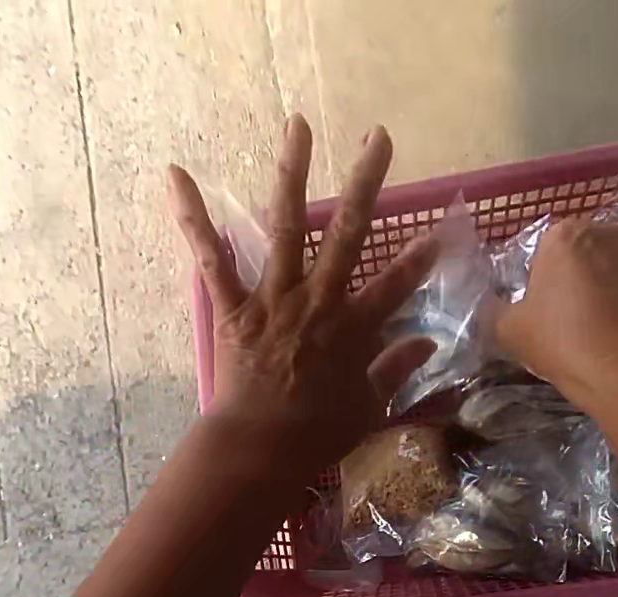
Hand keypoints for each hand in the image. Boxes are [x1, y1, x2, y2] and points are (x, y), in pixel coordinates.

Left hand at [169, 116, 439, 477]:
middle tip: (378, 137)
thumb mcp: (368, 408)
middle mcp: (316, 302)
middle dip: (366, 184)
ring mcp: (273, 300)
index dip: (420, 259)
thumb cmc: (317, 436)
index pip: (395, 286)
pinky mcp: (233, 309)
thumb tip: (429, 343)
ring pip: (286, 229)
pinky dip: (193, 219)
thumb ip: (396, 370)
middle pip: (347, 236)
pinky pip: (211, 259)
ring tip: (297, 126)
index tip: (441, 230)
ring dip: (292, 175)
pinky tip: (176, 174)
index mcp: (352, 330)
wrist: (258, 450)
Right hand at [497, 218, 617, 410]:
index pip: (543, 255)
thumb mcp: (510, 333)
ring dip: (608, 292)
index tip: (543, 318)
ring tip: (602, 333)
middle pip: (582, 258)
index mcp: (561, 236)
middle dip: (576, 284)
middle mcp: (605, 231)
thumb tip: (490, 308)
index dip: (540, 288)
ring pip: (614, 270)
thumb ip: (494, 314)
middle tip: (570, 326)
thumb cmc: (564, 341)